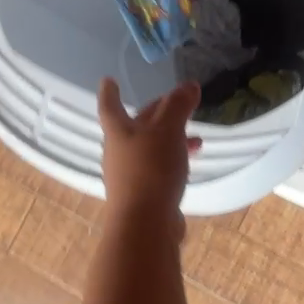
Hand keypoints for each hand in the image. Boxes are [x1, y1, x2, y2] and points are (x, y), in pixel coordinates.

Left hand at [97, 79, 199, 215]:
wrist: (145, 223)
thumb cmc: (151, 169)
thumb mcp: (168, 131)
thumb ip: (179, 106)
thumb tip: (189, 85)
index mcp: (119, 132)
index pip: (110, 106)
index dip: (110, 92)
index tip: (108, 80)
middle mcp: (119, 152)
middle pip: (135, 126)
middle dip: (155, 114)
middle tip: (174, 105)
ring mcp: (129, 175)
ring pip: (150, 148)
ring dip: (170, 139)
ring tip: (195, 139)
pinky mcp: (144, 194)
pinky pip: (158, 169)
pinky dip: (172, 161)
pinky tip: (189, 165)